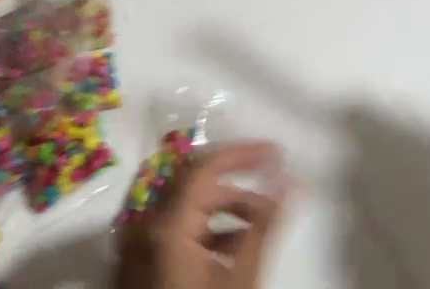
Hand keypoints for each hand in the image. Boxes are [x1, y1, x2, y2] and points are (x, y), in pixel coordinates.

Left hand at [118, 142, 290, 288]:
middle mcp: (144, 226)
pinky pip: (173, 231)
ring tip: (260, 225)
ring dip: (223, 209)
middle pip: (193, 183)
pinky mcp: (136, 267)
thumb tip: (293, 178)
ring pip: (184, 208)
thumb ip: (267, 222)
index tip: (278, 153)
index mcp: (166, 223)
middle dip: (237, 183)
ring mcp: (136, 248)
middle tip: (273, 191)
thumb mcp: (242, 277)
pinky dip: (204, 231)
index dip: (243, 153)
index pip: (206, 165)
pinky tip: (232, 251)